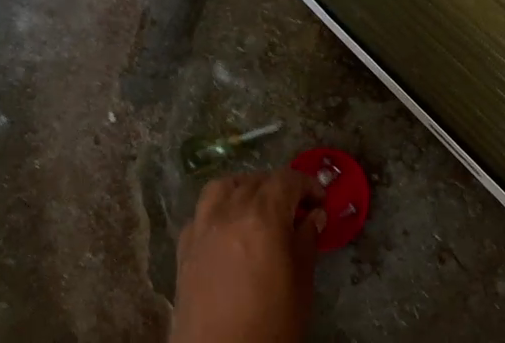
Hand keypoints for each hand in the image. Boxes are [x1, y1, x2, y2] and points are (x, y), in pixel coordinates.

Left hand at [170, 169, 325, 342]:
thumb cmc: (271, 324)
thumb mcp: (301, 283)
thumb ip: (307, 241)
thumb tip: (313, 217)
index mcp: (263, 216)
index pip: (287, 180)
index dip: (307, 185)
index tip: (319, 202)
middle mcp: (229, 212)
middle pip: (256, 181)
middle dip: (279, 188)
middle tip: (296, 209)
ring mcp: (202, 230)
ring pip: (222, 188)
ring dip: (244, 189)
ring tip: (258, 208)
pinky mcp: (184, 251)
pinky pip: (201, 215)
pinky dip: (217, 211)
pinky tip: (228, 230)